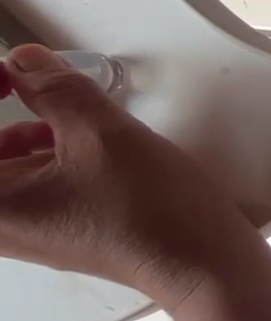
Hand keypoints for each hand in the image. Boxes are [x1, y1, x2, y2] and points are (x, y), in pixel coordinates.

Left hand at [0, 45, 268, 309]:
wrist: (200, 259)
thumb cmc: (151, 207)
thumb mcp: (108, 137)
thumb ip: (59, 93)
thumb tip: (26, 61)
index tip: (16, 74)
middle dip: (4, 118)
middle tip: (37, 91)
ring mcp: (13, 231)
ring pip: (1, 169)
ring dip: (22, 136)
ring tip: (72, 124)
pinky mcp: (45, 233)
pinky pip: (21, 186)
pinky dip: (41, 159)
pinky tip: (85, 153)